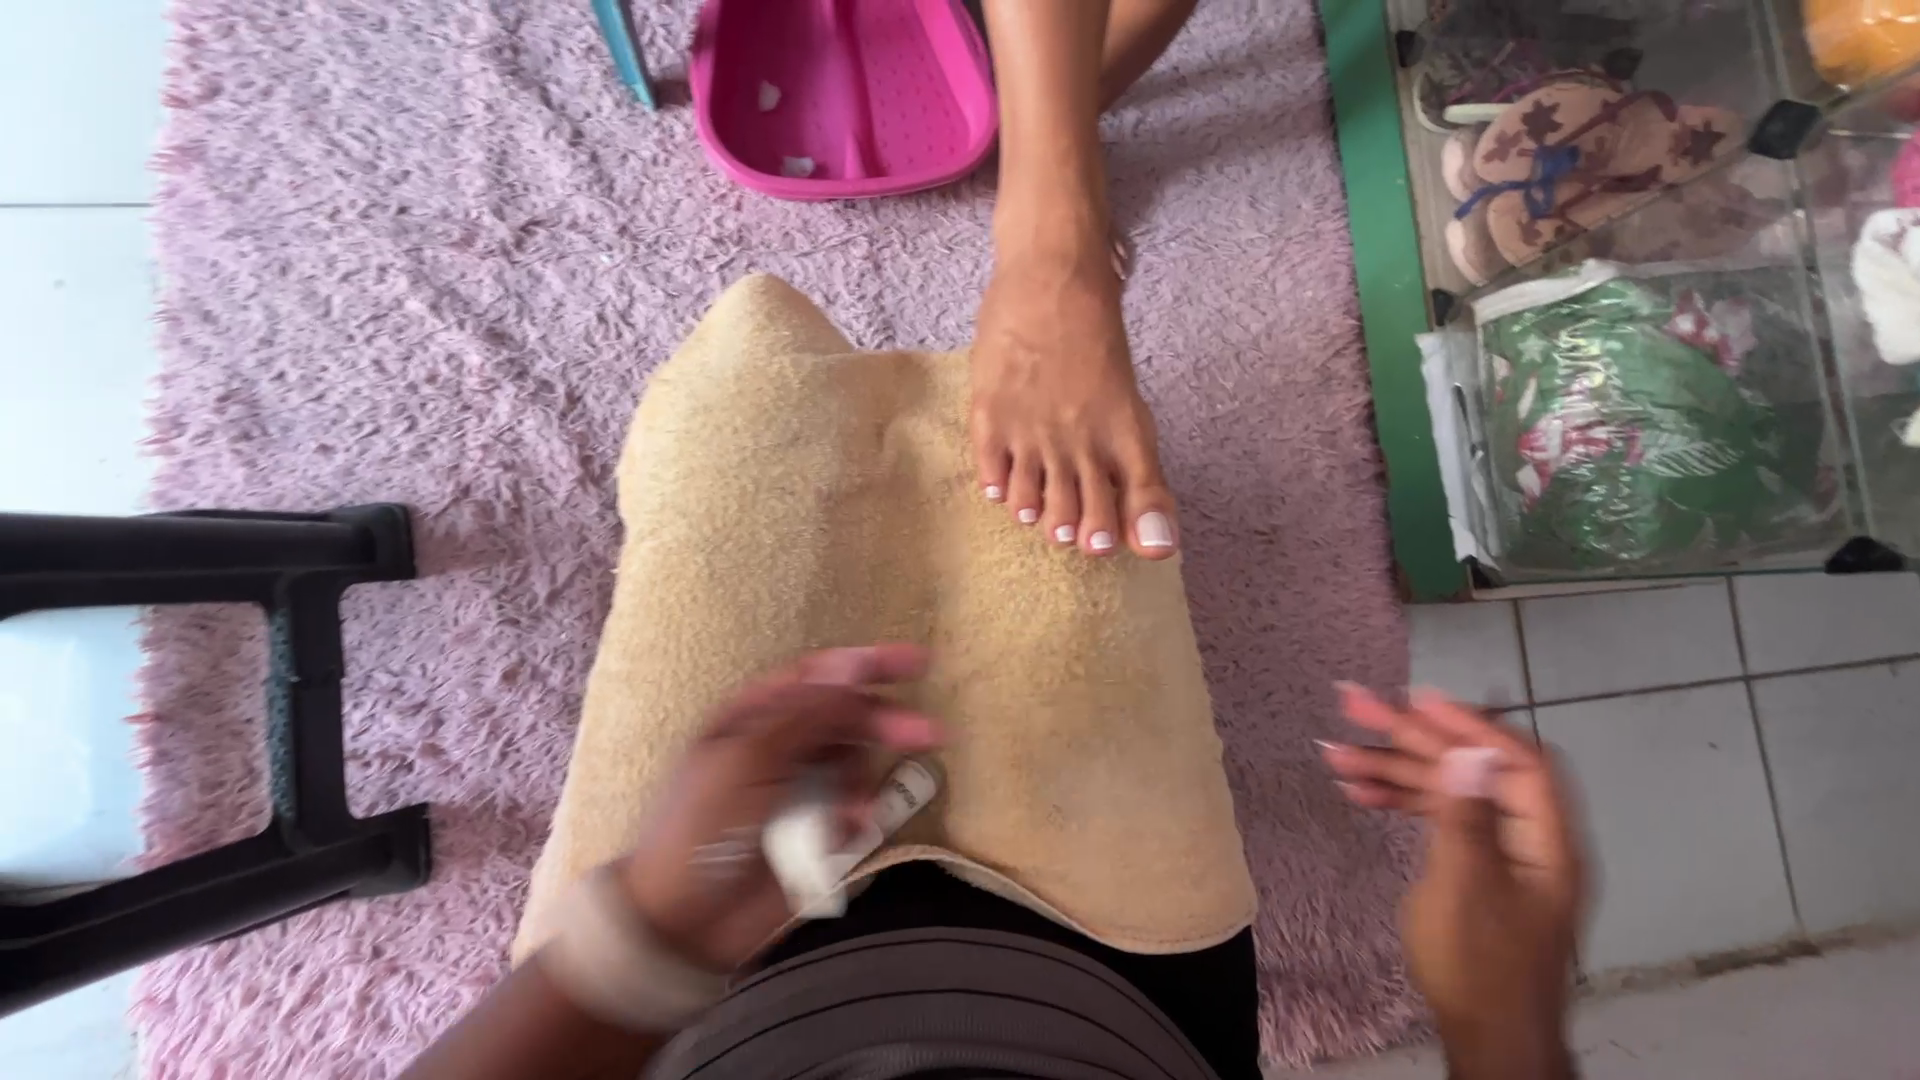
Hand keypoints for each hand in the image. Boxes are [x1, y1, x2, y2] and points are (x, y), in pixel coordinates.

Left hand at [616, 646, 943, 972]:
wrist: (684, 924)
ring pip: (856, 761)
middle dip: (884, 721)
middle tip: (925, 733)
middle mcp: (783, 743)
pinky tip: (848, 830)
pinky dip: (859, 814)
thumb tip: (853, 662)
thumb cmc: (703, 829)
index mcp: (756, 716)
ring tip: (854, 808)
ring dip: (863, 778)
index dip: (868, 663)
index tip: (917, 662)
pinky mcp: (817, 828)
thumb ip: (808, 711)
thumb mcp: (750, 758)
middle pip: (848, 715)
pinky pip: (855, 807)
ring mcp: (802, 786)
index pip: (821, 674)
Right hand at [970, 241, 1178, 558]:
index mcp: (1123, 432)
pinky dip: (999, 488)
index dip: (1124, 533)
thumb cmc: (1094, 337)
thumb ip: (1134, 468)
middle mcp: (1078, 439)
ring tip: (1034, 509)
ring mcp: (1031, 430)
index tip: (1107, 544)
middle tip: (1067, 529)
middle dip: (1074, 531)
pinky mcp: (991, 415)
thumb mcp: (1128, 401)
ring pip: (1031, 503)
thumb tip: (1151, 537)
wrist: (1051, 279)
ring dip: (1035, 513)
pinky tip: (1004, 485)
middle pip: (1075, 514)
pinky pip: (992, 474)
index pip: (1133, 504)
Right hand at [1319, 685, 1586, 1079]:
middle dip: (1409, 737)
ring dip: (1391, 769)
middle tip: (1354, 706)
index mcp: (1544, 840)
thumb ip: (1467, 818)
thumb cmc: (1479, 965)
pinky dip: (1397, 800)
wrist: (1487, 1036)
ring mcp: (1497, 848)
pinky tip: (1357, 792)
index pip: (1514, 760)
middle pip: (1468, 767)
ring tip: (1334, 753)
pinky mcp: (1471, 862)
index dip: (1467, 723)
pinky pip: (1435, 816)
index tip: (1415, 697)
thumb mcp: (1467, 889)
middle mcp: (1524, 834)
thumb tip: (1469, 752)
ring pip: (1444, 789)